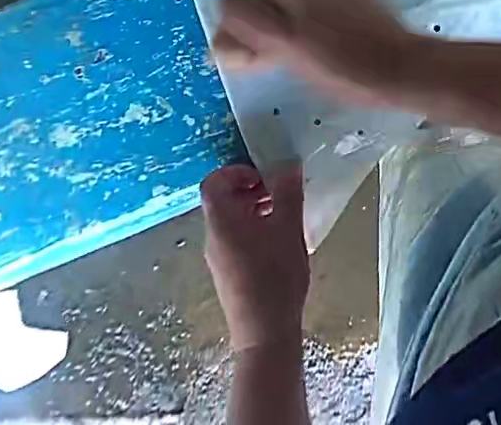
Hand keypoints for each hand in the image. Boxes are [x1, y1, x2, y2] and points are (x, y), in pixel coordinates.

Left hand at [201, 163, 309, 351]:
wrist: (264, 337)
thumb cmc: (275, 276)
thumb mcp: (288, 228)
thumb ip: (287, 192)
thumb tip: (288, 163)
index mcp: (220, 221)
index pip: (213, 182)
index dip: (236, 171)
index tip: (262, 175)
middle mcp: (213, 236)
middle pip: (222, 199)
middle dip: (250, 188)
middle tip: (279, 191)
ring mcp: (218, 257)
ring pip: (230, 219)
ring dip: (254, 207)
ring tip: (283, 213)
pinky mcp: (228, 273)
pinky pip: (235, 237)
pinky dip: (253, 227)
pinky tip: (278, 238)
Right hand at [212, 0, 425, 108]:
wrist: (398, 66)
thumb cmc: (352, 84)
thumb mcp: (303, 74)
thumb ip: (272, 53)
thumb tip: (245, 49)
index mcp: (286, 37)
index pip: (236, 10)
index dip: (228, 15)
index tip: (232, 23)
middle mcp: (300, 5)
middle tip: (268, 11)